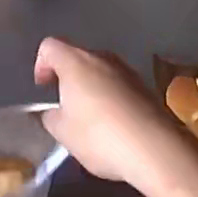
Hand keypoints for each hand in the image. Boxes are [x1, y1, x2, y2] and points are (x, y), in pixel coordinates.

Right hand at [33, 38, 193, 189]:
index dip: (41, 65)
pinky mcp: (146, 87)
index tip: (43, 89)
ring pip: (100, 70)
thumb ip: (50, 116)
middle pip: (76, 56)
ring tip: (89, 118)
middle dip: (67, 77)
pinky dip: (111, 97)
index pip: (49, 46)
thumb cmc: (99, 136)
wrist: (155, 150)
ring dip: (91, 87)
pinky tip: (113, 125)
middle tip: (64, 106)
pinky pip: (119, 85)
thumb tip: (53, 111)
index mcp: (76, 62)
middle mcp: (102, 58)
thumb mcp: (63, 132)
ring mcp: (128, 70)